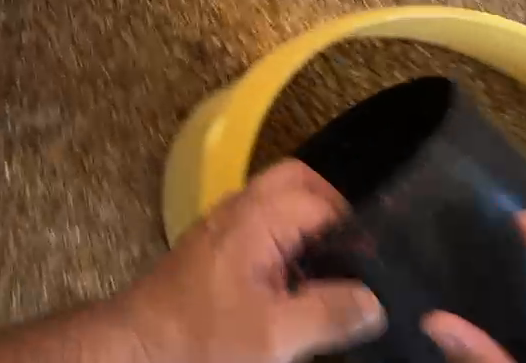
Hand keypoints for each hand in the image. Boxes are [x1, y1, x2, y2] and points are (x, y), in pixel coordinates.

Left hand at [116, 160, 385, 362]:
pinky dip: (291, 241)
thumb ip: (328, 313)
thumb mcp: (274, 336)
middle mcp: (239, 208)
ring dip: (311, 225)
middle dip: (333, 208)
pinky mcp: (220, 246)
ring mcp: (226, 224)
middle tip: (363, 258)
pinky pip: (264, 225)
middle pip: (295, 181)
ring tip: (344, 274)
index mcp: (254, 218)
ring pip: (279, 202)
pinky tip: (306, 284)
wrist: (142, 343)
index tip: (383, 265)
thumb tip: (375, 299)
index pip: (319, 199)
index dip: (356, 227)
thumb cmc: (203, 337)